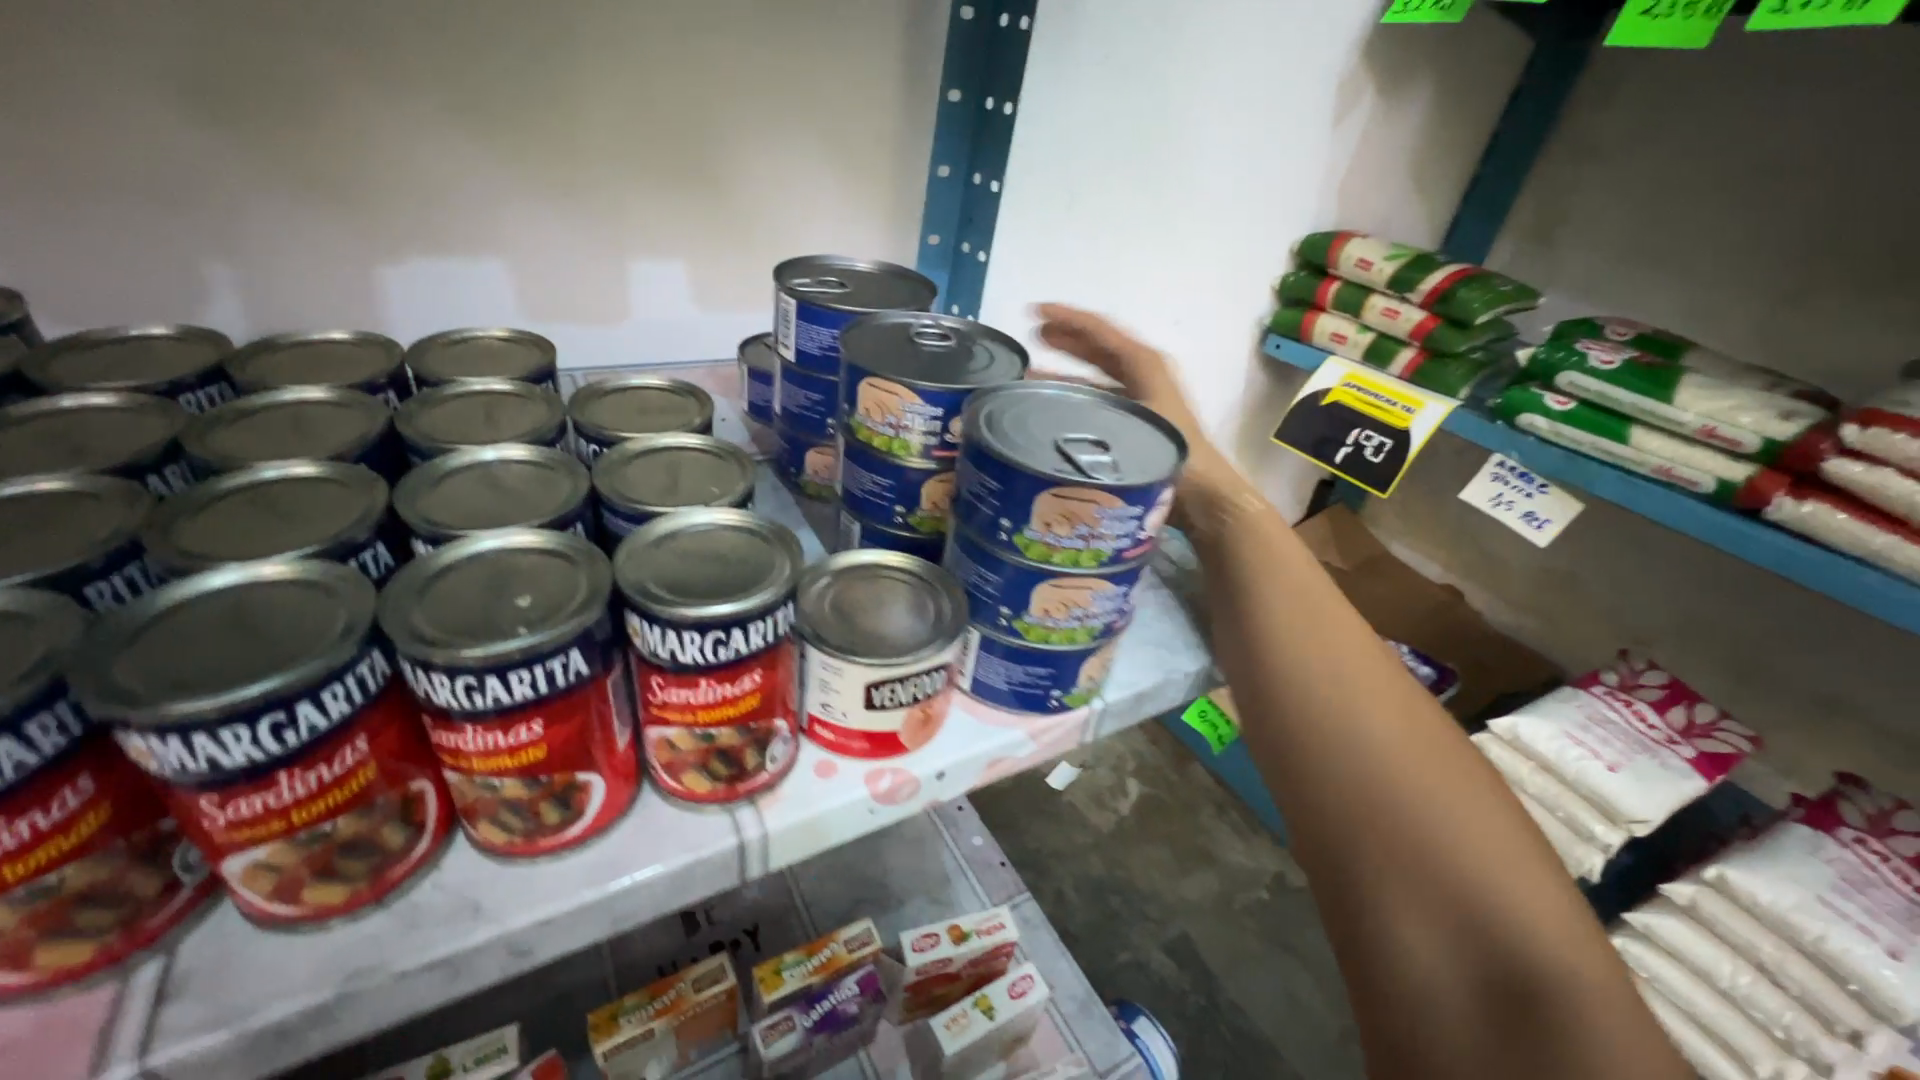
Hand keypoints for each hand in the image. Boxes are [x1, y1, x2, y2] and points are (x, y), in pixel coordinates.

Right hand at [1033, 304, 1252, 531]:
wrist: (1204, 493)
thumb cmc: (1174, 454)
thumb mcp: (1132, 423)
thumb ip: (1091, 410)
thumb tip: (1048, 405)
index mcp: (1146, 364)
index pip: (1100, 330)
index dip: (1066, 318)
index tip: (1035, 311)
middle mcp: (1144, 373)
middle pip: (1098, 346)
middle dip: (1065, 337)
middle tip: (1032, 333)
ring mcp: (1142, 396)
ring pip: (1097, 372)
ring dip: (1066, 368)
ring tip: (1033, 369)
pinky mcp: (1138, 418)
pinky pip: (1100, 396)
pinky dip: (1077, 395)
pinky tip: (1054, 404)